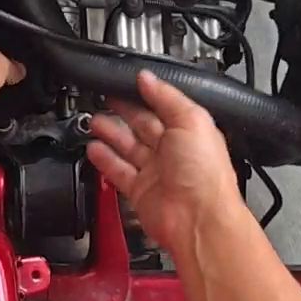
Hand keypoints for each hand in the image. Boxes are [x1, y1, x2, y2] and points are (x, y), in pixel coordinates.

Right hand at [86, 70, 244, 253]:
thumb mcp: (190, 120)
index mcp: (190, 132)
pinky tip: (94, 148)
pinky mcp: (141, 192)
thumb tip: (147, 78)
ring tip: (94, 120)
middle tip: (105, 98)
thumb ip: (166, 97)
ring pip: (128, 147)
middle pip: (143, 125)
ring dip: (110, 133)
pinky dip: (104, 160)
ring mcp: (157, 173)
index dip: (145, 94)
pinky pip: (118, 172)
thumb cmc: (206, 176)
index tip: (126, 83)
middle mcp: (174, 152)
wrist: (199, 221)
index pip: (164, 106)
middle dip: (124, 111)